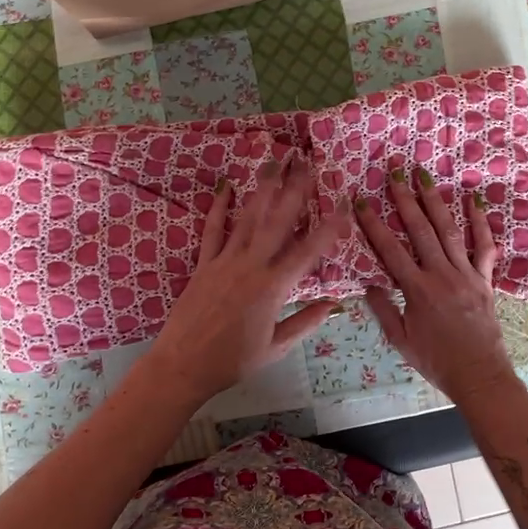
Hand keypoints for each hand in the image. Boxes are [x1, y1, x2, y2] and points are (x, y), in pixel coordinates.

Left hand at [146, 154, 346, 404]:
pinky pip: (212, 231)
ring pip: (248, 219)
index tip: (344, 204)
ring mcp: (224, 262)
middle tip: (307, 164)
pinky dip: (218, 208)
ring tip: (274, 163)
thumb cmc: (233, 361)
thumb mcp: (276, 347)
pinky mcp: (203, 264)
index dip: (329, 227)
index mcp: (272, 288)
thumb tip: (334, 304)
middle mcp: (251, 266)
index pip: (307, 251)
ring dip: (263, 190)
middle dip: (294, 191)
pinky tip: (225, 187)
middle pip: (277, 222)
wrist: (184, 365)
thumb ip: (305, 322)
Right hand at [353, 167, 517, 406]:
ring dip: (435, 201)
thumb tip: (367, 283)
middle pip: (420, 230)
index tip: (360, 201)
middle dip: (405, 198)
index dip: (373, 224)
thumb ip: (383, 310)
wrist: (479, 375)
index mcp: (417, 290)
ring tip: (424, 176)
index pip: (390, 250)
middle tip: (395, 171)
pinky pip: (484, 247)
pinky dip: (480, 224)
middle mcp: (441, 275)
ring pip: (449, 231)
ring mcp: (466, 274)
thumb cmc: (436, 361)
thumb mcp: (400, 341)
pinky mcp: (485, 279)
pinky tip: (474, 202)